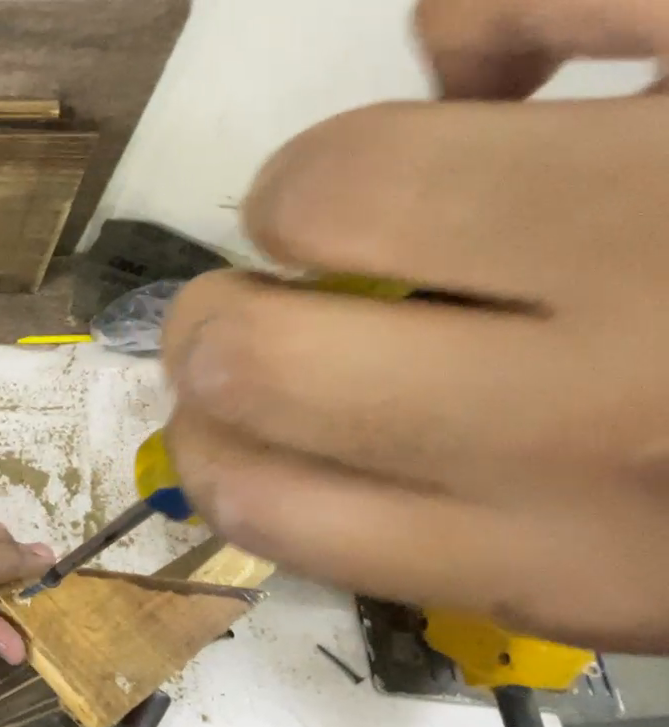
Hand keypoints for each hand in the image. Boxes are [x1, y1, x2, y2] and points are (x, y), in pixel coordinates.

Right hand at [160, 0, 668, 651]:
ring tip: (421, 173)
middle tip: (268, 289)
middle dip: (218, 314)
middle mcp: (613, 416)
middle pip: (241, 350)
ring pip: (332, 183)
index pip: (253, 497)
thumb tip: (261, 447)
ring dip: (327, 181)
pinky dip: (477, 23)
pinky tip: (526, 61)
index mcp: (579, 554)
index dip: (201, 443)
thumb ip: (455, 530)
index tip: (222, 412)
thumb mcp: (663, 574)